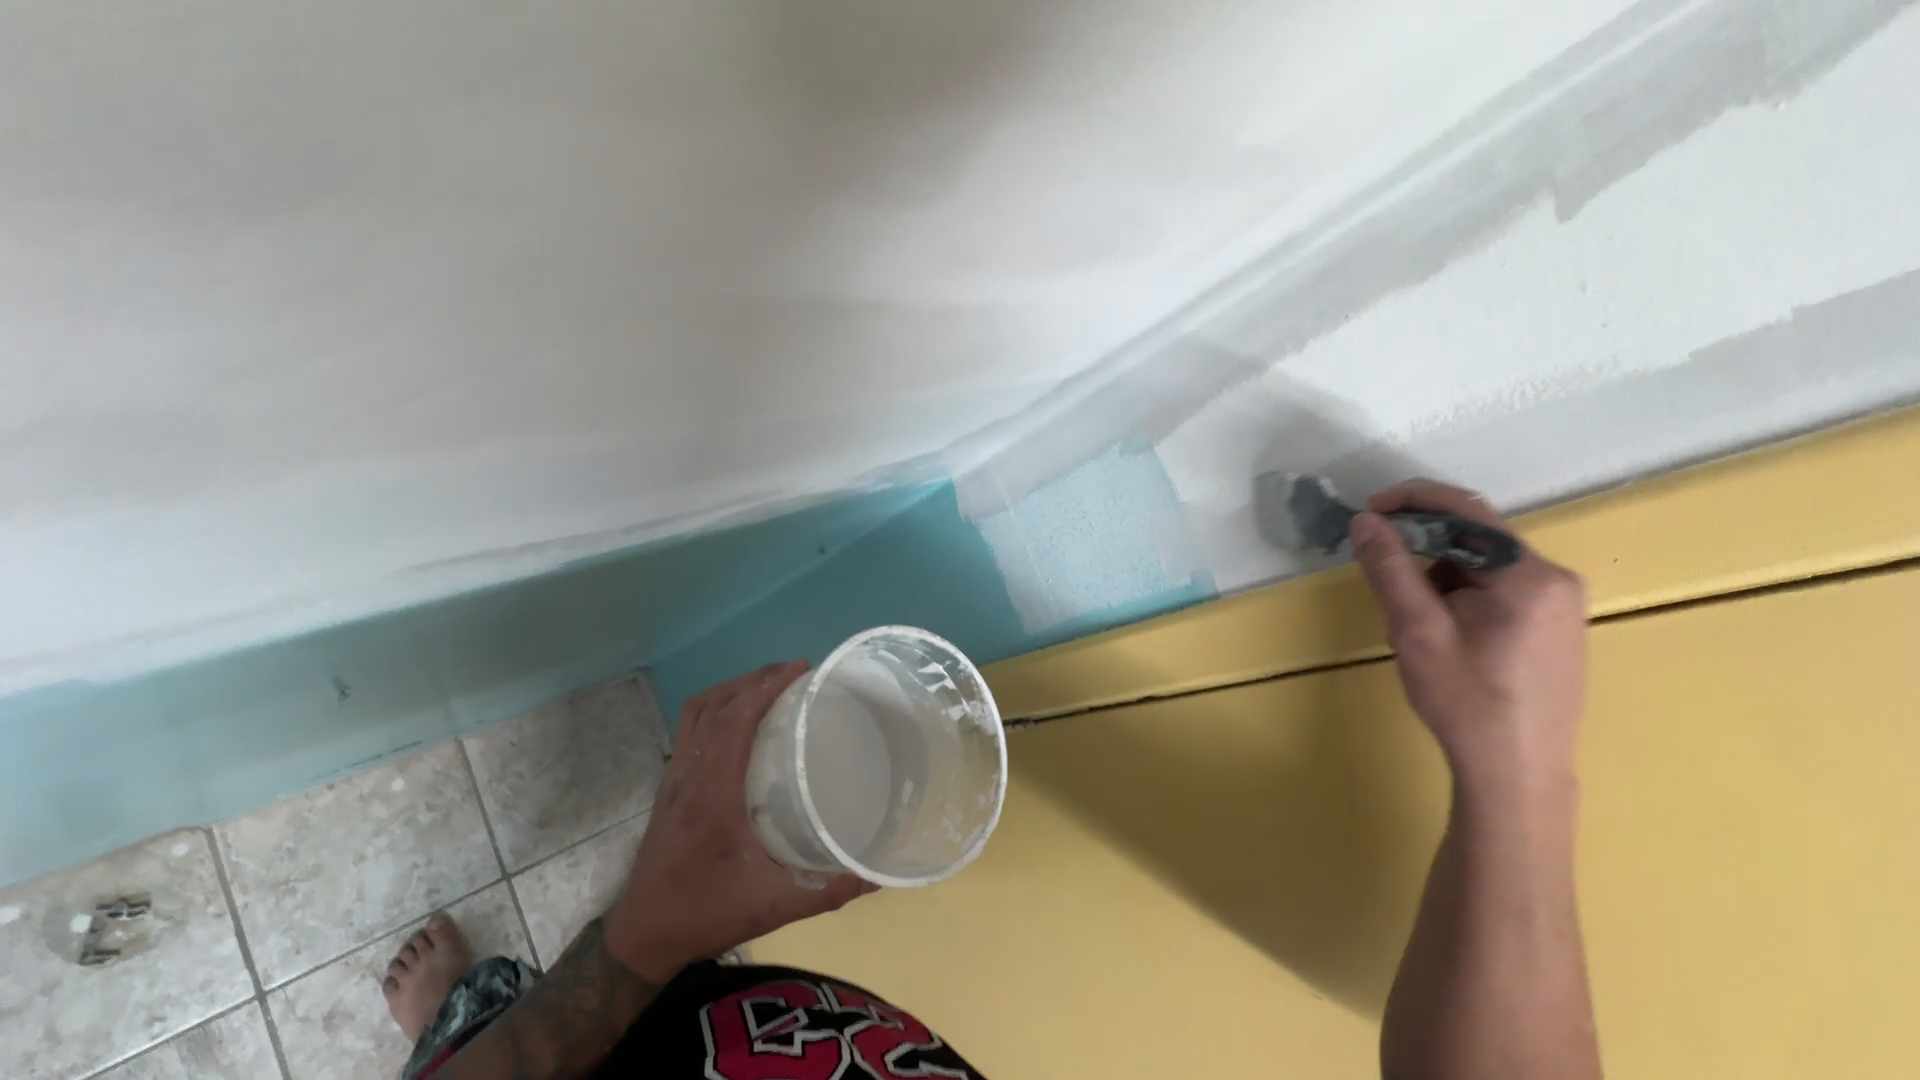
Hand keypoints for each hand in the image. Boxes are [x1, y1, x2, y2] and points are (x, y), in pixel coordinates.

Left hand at [605, 661, 872, 982]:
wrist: (641, 935)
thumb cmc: (705, 913)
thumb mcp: (772, 907)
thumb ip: (827, 891)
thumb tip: (877, 875)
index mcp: (711, 792)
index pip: (732, 719)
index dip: (765, 685)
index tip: (801, 670)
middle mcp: (687, 774)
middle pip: (714, 704)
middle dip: (755, 680)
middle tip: (797, 676)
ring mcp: (673, 778)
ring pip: (698, 712)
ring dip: (733, 691)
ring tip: (772, 690)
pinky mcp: (670, 788)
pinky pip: (692, 729)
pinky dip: (719, 710)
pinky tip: (746, 726)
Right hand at [1349, 480, 1587, 800]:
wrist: (1516, 774)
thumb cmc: (1465, 702)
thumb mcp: (1416, 630)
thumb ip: (1390, 568)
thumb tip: (1365, 520)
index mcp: (1529, 575)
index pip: (1466, 511)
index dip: (1412, 501)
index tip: (1368, 511)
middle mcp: (1556, 580)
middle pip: (1477, 540)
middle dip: (1423, 548)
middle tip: (1383, 578)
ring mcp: (1562, 606)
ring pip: (1485, 567)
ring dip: (1441, 576)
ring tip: (1416, 624)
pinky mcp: (1557, 629)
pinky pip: (1501, 590)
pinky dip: (1463, 596)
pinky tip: (1446, 635)